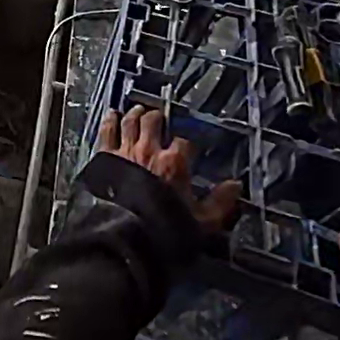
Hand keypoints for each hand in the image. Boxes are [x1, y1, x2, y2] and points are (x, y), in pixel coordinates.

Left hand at [98, 105, 241, 232]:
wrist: (125, 231)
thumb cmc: (164, 227)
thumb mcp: (202, 221)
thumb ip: (220, 202)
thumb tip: (235, 186)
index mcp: (174, 163)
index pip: (184, 141)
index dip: (188, 139)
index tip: (191, 141)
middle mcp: (149, 150)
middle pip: (153, 122)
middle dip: (158, 116)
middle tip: (160, 116)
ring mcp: (125, 150)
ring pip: (130, 121)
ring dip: (135, 113)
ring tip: (139, 109)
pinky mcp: (105, 155)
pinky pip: (107, 131)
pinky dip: (110, 120)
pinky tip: (111, 114)